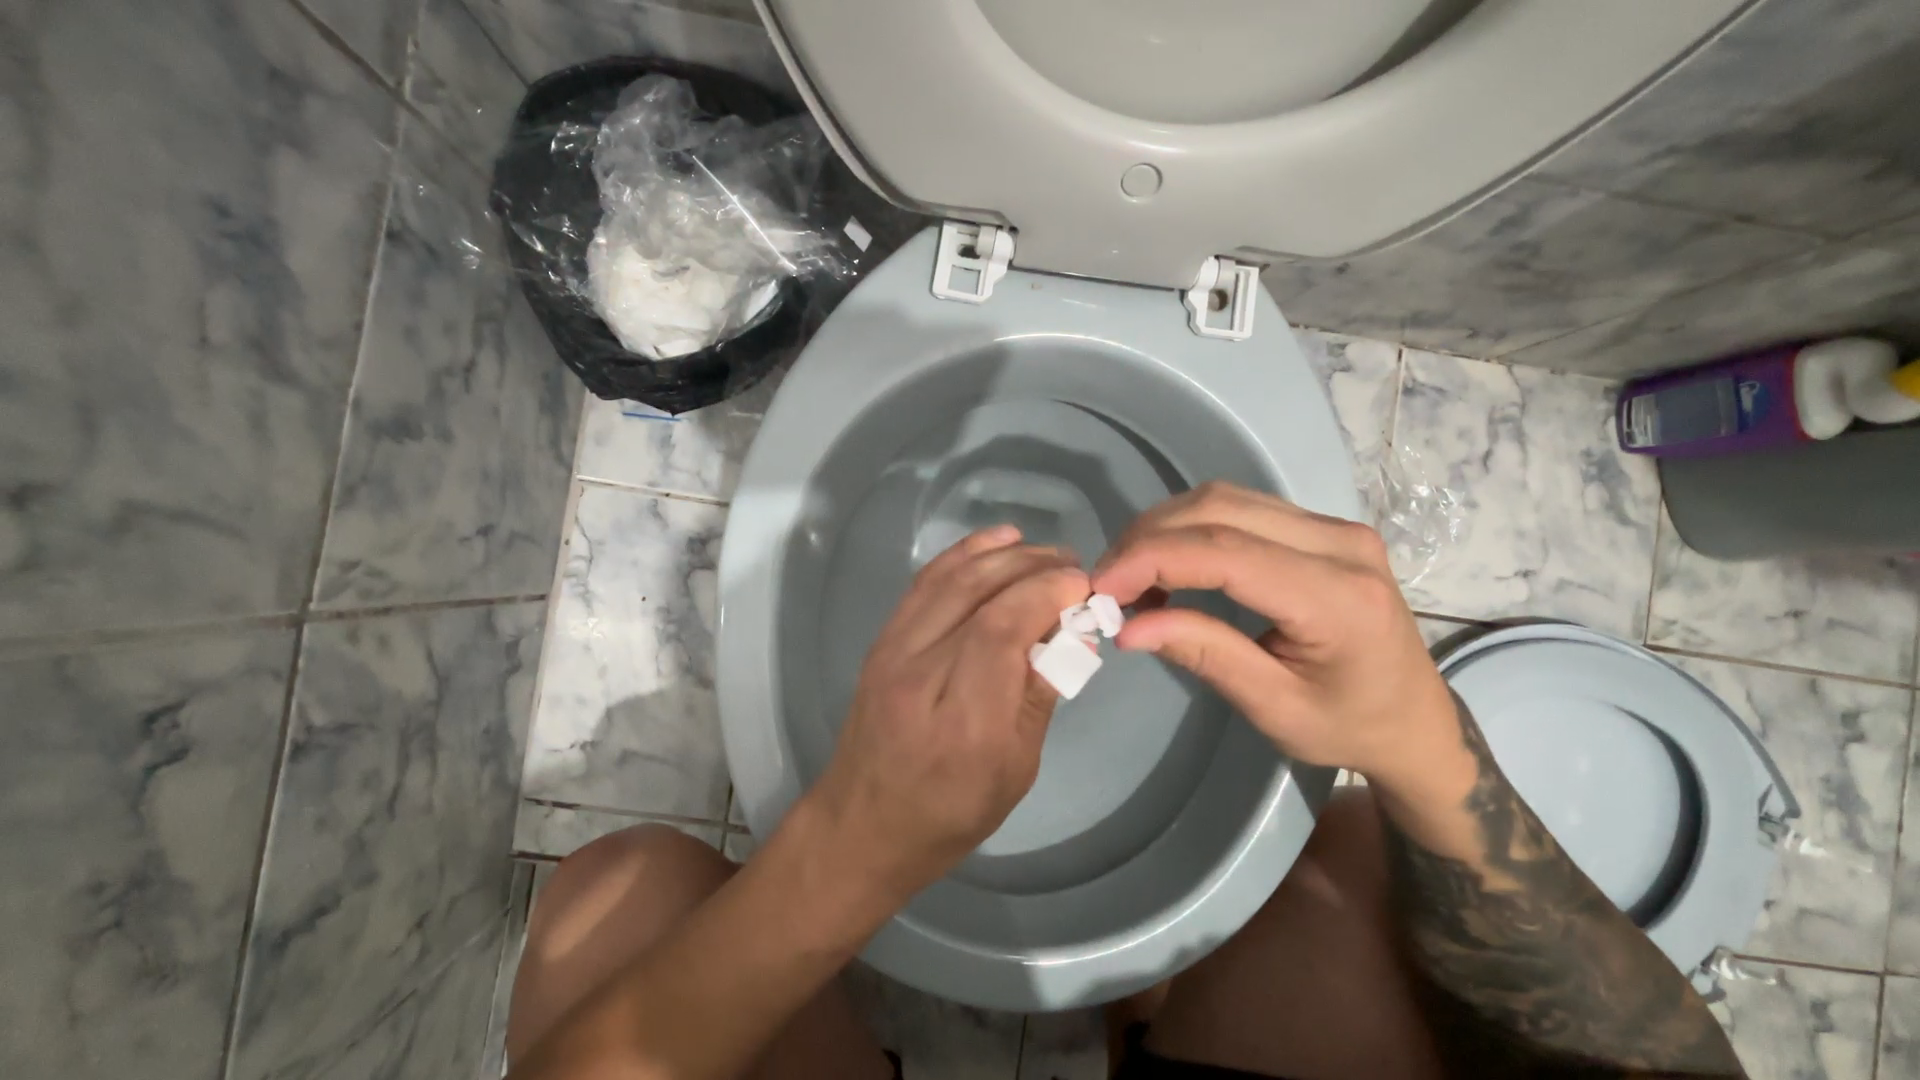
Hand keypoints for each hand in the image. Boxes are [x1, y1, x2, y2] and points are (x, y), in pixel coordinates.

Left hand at [807, 526, 1090, 897]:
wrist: (864, 825)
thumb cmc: (951, 813)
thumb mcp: (1016, 769)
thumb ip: (1041, 695)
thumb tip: (1074, 634)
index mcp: (962, 718)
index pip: (1002, 628)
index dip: (1046, 594)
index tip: (1083, 587)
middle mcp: (920, 673)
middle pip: (977, 594)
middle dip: (1032, 568)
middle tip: (1074, 566)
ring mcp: (892, 652)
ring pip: (949, 580)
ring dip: (1000, 556)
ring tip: (1043, 551)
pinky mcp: (881, 643)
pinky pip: (923, 585)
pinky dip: (961, 557)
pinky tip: (993, 545)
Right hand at [1090, 482, 1455, 788]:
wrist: (1415, 719)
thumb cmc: (1348, 727)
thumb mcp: (1274, 707)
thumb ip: (1205, 655)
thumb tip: (1127, 627)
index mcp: (1337, 597)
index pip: (1226, 552)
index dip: (1151, 560)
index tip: (1100, 590)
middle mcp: (1341, 544)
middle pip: (1220, 510)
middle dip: (1148, 539)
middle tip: (1107, 585)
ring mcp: (1336, 527)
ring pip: (1226, 498)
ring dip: (1165, 528)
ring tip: (1131, 576)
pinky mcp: (1323, 526)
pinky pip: (1242, 506)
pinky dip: (1191, 527)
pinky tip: (1169, 562)